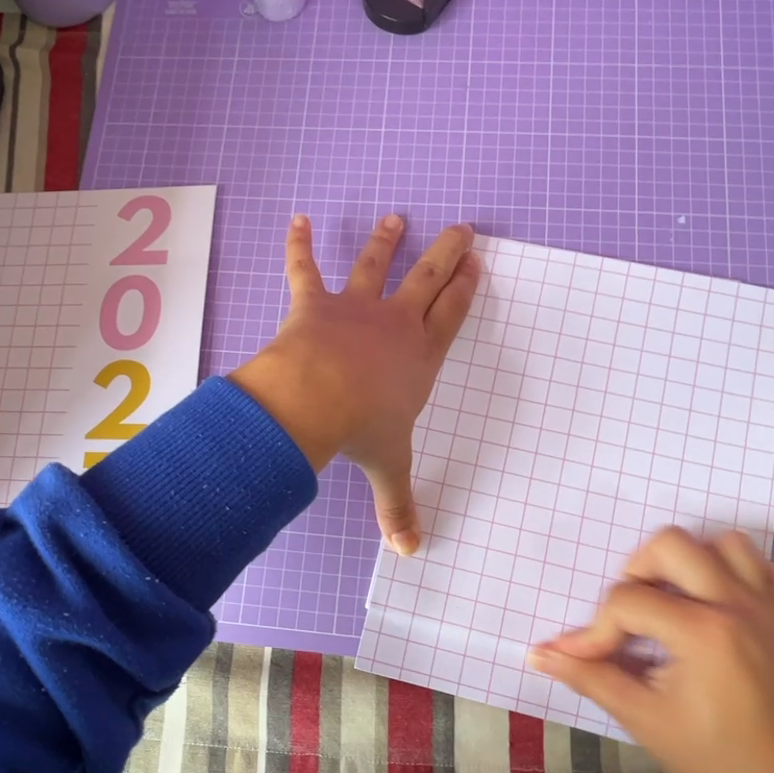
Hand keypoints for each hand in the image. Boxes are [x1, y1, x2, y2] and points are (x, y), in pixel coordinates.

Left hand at [230, 213, 478, 555]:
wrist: (316, 400)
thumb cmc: (361, 430)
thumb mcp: (388, 468)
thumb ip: (399, 506)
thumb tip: (411, 552)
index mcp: (419, 358)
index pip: (451, 318)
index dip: (465, 290)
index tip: (476, 265)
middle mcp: (394, 324)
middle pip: (427, 280)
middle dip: (446, 254)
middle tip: (462, 229)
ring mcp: (355, 308)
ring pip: (375, 267)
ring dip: (385, 243)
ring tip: (395, 220)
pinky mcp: (314, 304)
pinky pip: (305, 269)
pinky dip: (299, 245)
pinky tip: (297, 221)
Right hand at [528, 528, 773, 772]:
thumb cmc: (712, 758)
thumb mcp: (641, 719)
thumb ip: (588, 677)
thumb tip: (538, 653)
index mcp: (701, 631)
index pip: (626, 600)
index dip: (595, 630)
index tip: (585, 659)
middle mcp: (736, 604)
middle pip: (672, 544)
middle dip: (638, 572)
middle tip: (633, 615)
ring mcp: (769, 607)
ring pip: (726, 543)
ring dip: (692, 563)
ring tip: (676, 600)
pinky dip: (750, 576)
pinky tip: (728, 605)